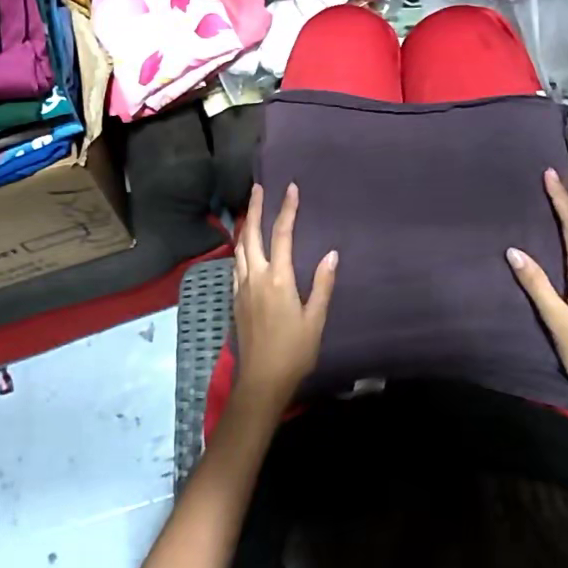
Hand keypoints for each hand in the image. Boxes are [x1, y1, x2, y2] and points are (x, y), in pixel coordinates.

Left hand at [233, 183, 337, 411]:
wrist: (262, 379)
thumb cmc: (295, 351)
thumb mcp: (316, 319)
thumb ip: (322, 285)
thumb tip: (332, 254)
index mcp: (278, 279)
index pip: (282, 235)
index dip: (286, 209)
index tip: (290, 189)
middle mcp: (255, 276)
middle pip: (251, 234)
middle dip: (254, 208)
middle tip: (257, 187)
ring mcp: (242, 286)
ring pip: (240, 247)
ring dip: (245, 225)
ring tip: (250, 209)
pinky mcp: (236, 297)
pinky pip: (236, 263)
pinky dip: (240, 246)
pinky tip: (244, 247)